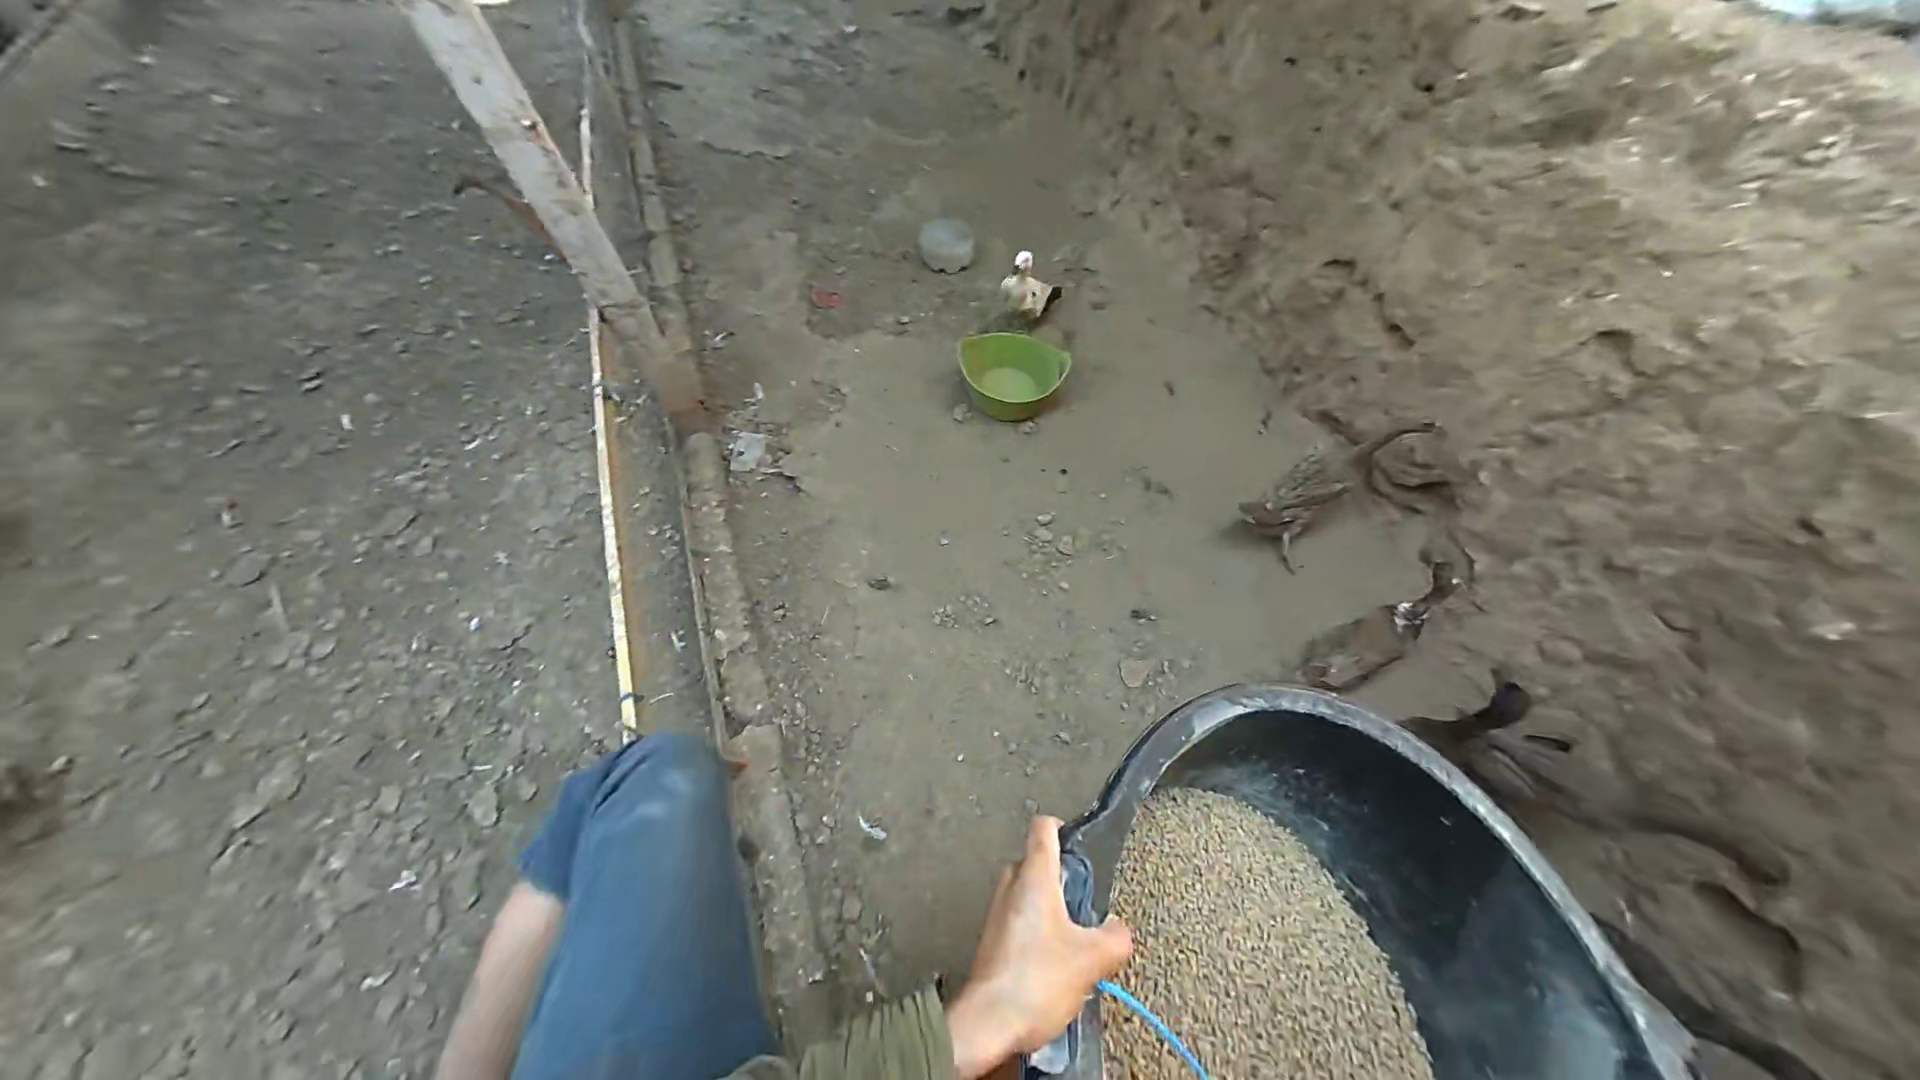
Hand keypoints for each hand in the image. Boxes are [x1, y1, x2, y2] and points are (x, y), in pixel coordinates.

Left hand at [946, 817, 1133, 1078]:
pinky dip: (1034, 931)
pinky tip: (1049, 964)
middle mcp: (1011, 883)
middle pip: (1037, 862)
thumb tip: (1117, 926)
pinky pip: (1018, 919)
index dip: (1063, 828)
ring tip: (1070, 943)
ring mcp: (997, 909)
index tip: (1079, 846)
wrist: (988, 1021)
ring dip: (1049, 910)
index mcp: (1034, 874)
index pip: (1043, 827)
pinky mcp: (991, 936)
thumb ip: (1114, 937)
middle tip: (1083, 908)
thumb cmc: (1037, 979)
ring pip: (1027, 893)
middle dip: (1061, 880)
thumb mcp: (1090, 959)